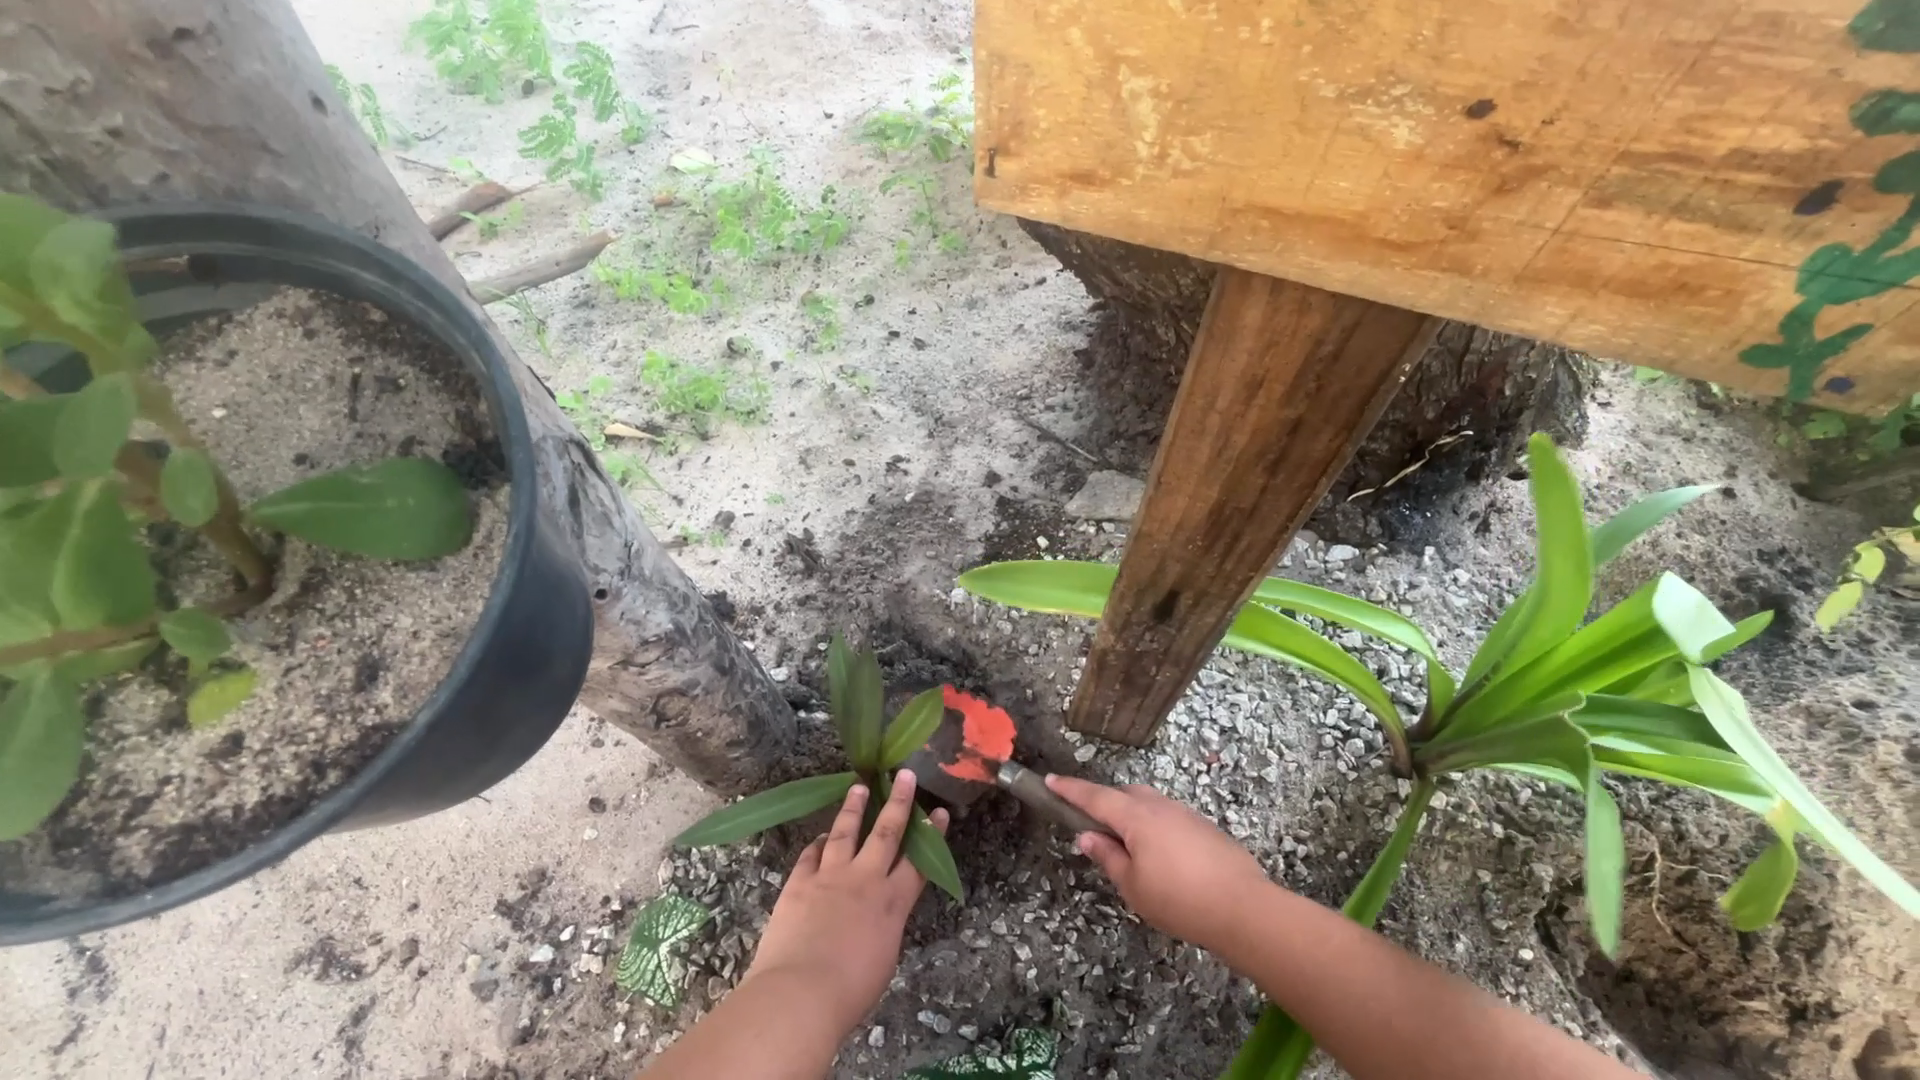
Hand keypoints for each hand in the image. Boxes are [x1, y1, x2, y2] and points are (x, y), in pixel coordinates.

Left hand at [743, 770, 948, 1032]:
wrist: (800, 992)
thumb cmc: (850, 990)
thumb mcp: (883, 958)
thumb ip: (884, 927)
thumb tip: (877, 915)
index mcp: (892, 903)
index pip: (918, 861)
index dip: (931, 835)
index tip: (940, 812)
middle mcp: (864, 880)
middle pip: (885, 832)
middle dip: (899, 802)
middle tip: (905, 775)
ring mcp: (829, 876)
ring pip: (845, 832)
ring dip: (853, 808)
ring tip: (859, 787)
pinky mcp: (799, 882)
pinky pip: (810, 854)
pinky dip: (818, 843)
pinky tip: (820, 837)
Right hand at [1047, 775, 1273, 951]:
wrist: (1244, 908)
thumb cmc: (1179, 900)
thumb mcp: (1133, 886)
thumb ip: (1108, 857)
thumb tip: (1087, 836)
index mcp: (1136, 817)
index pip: (1095, 797)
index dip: (1070, 789)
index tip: (1050, 779)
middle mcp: (1160, 806)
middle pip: (1124, 794)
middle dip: (1104, 802)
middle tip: (1091, 824)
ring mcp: (1186, 814)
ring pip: (1149, 803)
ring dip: (1132, 814)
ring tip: (1127, 845)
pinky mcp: (1205, 827)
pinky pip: (1169, 816)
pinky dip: (1154, 825)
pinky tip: (1160, 855)